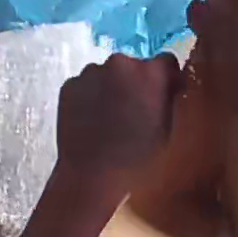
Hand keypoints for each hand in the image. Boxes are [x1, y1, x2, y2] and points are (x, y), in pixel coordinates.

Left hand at [56, 52, 180, 180]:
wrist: (92, 175)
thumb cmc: (137, 159)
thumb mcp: (166, 129)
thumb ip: (167, 99)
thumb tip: (168, 86)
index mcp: (152, 73)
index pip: (166, 61)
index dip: (164, 78)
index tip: (160, 94)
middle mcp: (121, 63)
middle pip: (132, 66)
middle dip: (133, 83)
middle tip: (130, 110)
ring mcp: (91, 72)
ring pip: (105, 75)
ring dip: (108, 89)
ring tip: (106, 119)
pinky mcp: (69, 85)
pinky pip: (84, 86)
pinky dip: (87, 98)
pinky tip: (88, 121)